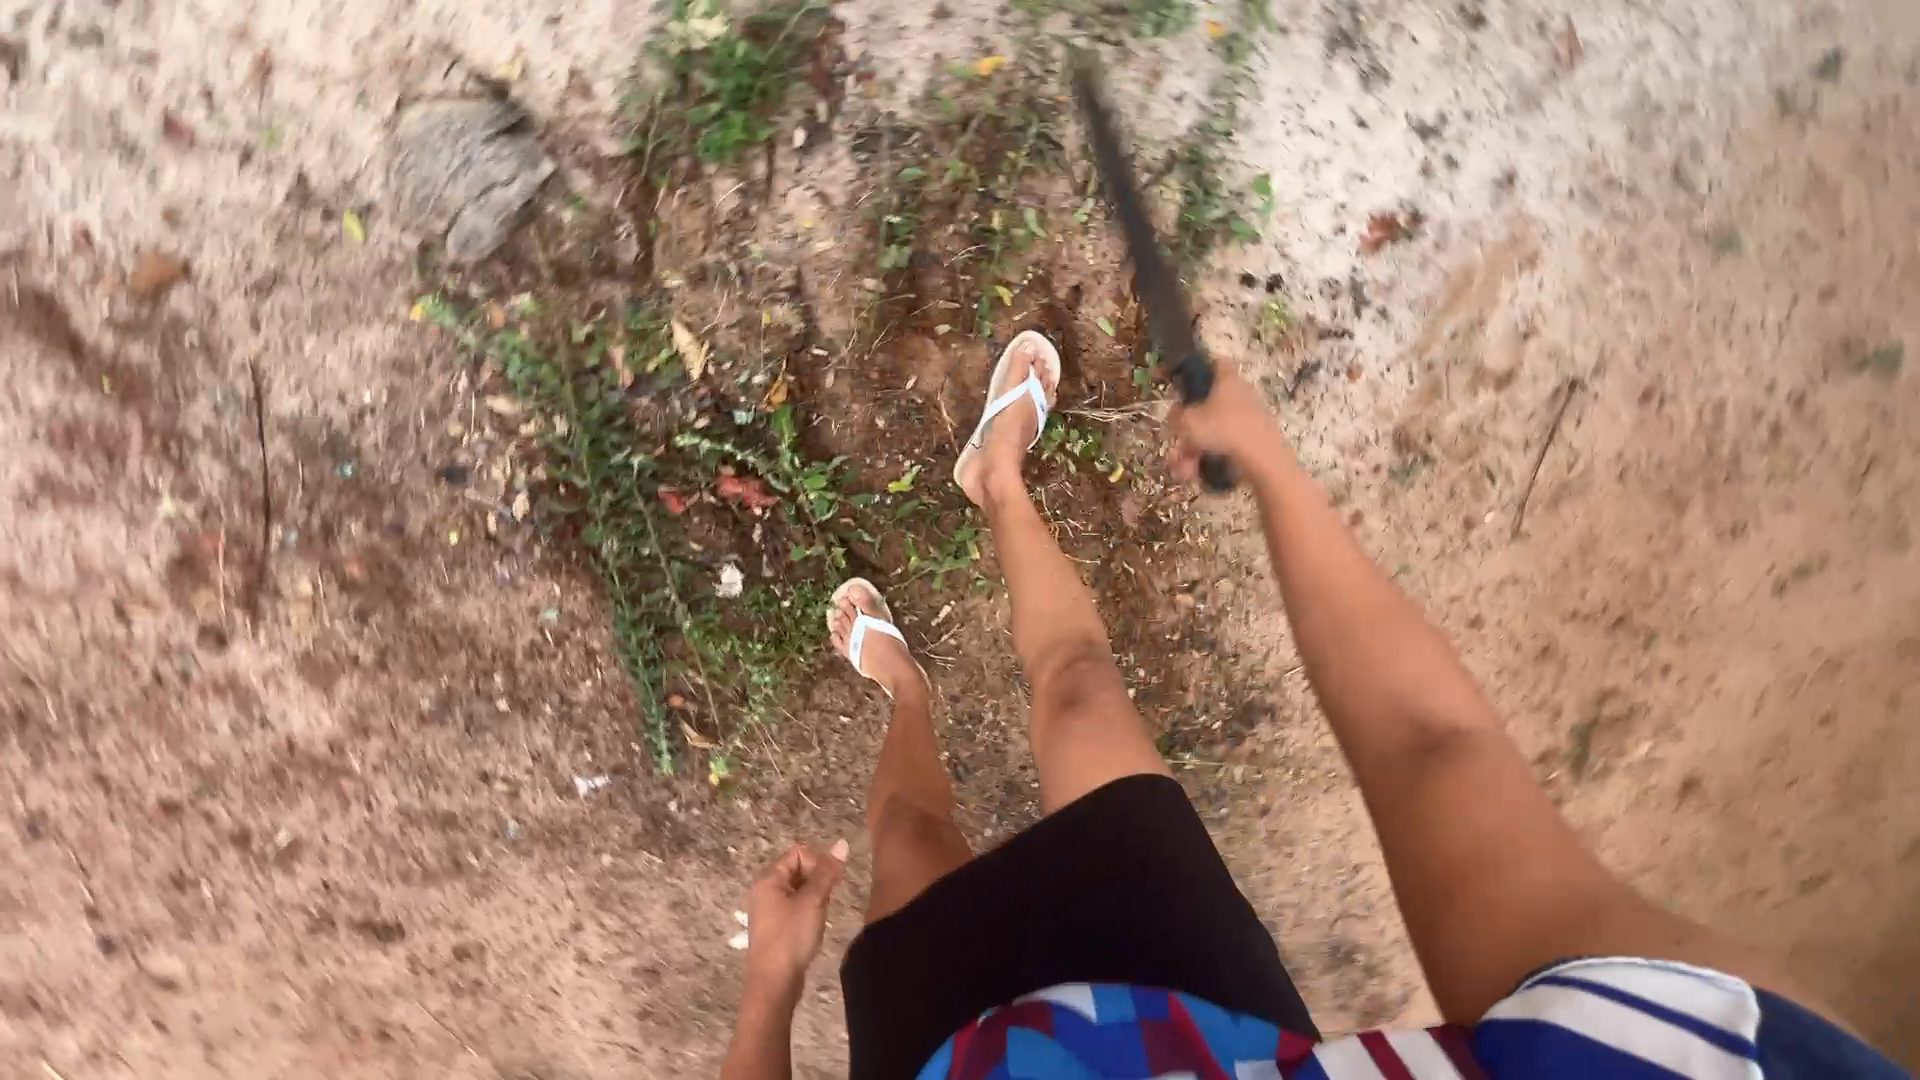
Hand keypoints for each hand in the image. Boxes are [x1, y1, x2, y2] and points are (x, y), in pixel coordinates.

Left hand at [741, 840, 847, 1002]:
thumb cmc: (791, 938)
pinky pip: (795, 905)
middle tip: (828, 897)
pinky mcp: (776, 927)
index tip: (832, 881)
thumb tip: (842, 843)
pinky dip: (809, 908)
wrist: (773, 985)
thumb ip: (827, 872)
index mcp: (769, 879)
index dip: (818, 861)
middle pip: (798, 869)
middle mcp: (765, 890)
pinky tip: (816, 923)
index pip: (798, 853)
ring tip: (822, 912)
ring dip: (815, 894)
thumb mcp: (813, 901)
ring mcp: (769, 910)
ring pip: (799, 889)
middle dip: (818, 878)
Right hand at [1167, 359, 1287, 485]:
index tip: (1180, 384)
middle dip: (1188, 426)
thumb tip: (1175, 415)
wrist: (1263, 457)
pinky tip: (1196, 473)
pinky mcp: (1253, 435)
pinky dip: (1208, 456)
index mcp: (1225, 378)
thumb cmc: (1222, 429)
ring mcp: (1248, 414)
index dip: (1195, 370)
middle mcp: (1239, 392)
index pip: (1212, 362)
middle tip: (1176, 439)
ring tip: (1183, 470)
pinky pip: (1223, 442)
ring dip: (1193, 448)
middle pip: (1206, 402)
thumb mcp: (1187, 421)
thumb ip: (1176, 416)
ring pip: (1212, 428)